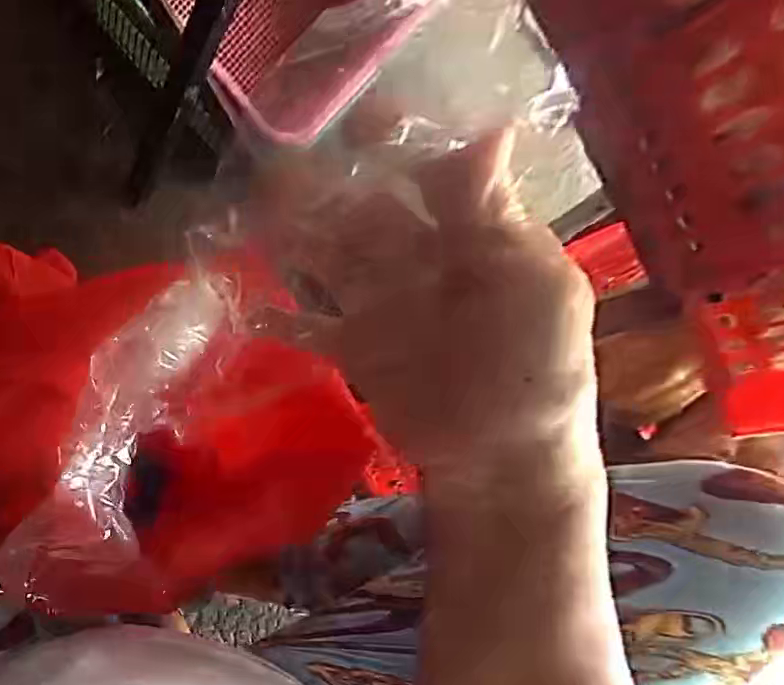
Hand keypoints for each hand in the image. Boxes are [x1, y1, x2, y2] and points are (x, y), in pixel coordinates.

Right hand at [257, 125, 597, 481]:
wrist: (500, 451)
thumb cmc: (535, 370)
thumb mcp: (532, 287)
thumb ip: (498, 221)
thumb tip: (488, 134)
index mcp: (467, 237)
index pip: (426, 176)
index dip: (392, 150)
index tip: (354, 133)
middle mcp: (418, 265)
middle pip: (362, 217)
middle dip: (324, 194)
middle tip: (275, 177)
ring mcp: (380, 310)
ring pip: (328, 264)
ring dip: (293, 244)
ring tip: (253, 224)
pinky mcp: (353, 353)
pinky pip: (309, 329)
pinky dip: (279, 321)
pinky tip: (247, 309)